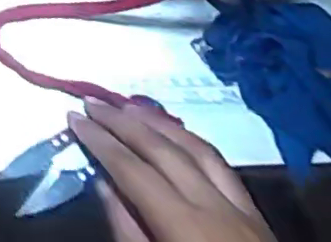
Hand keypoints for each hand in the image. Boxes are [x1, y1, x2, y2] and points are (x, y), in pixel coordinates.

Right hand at [69, 98, 274, 241]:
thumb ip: (128, 232)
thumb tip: (104, 184)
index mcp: (185, 228)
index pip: (132, 169)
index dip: (99, 140)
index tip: (72, 116)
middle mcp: (214, 207)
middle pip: (161, 148)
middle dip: (121, 121)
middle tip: (91, 102)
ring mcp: (241, 210)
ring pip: (194, 146)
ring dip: (157, 121)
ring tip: (127, 106)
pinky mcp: (259, 218)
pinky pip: (220, 163)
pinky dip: (190, 139)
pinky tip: (174, 133)